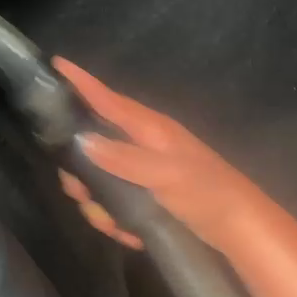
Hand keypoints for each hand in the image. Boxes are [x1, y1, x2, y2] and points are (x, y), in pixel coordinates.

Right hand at [53, 57, 271, 250]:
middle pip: (94, 145)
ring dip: (101, 205)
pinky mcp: (150, 198)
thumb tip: (81, 140)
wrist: (241, 231)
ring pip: (101, 181)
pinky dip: (119, 220)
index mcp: (148, 129)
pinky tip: (130, 234)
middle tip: (79, 191)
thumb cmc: (206, 193)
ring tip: (114, 224)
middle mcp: (143, 145)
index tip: (55, 62)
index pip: (107, 99)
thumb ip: (123, 159)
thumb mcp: (165, 175)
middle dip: (81, 172)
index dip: (82, 82)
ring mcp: (146, 172)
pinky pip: (118, 205)